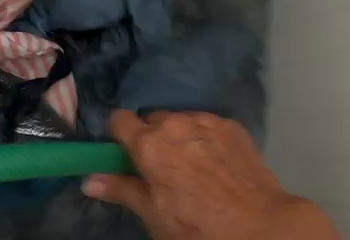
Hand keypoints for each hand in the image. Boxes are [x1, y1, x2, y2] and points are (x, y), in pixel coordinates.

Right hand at [83, 110, 339, 239]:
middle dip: (153, 138)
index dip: (119, 136)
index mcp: (149, 143)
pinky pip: (207, 124)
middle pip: (152, 120)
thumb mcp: (155, 217)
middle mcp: (173, 122)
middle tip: (162, 168)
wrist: (261, 227)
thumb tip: (89, 180)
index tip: (125, 154)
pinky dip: (205, 138)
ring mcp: (204, 119)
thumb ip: (122, 190)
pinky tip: (217, 164)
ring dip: (179, 136)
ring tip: (194, 167)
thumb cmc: (199, 228)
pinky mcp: (230, 123)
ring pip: (180, 120)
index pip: (119, 120)